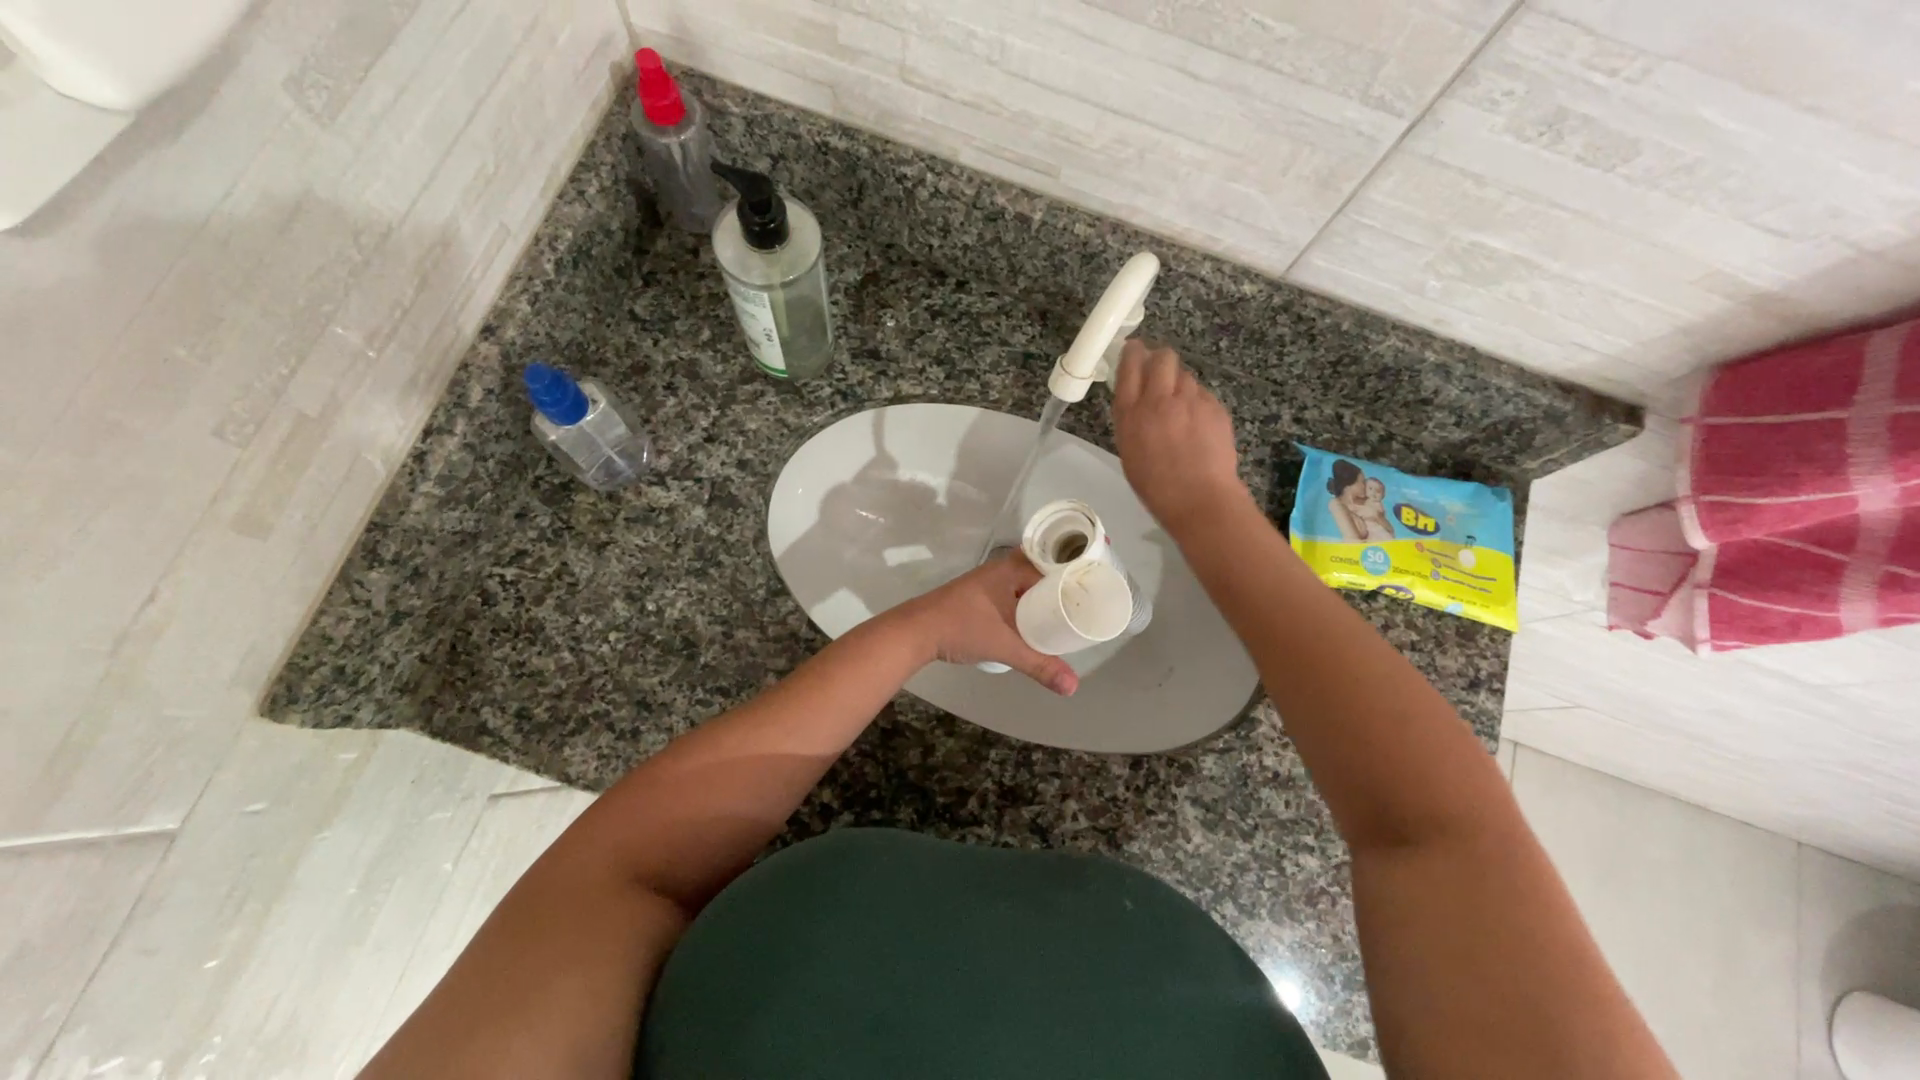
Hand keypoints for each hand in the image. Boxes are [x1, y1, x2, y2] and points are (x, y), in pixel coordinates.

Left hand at [894, 554, 1078, 695]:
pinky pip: (1014, 593)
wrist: (914, 632)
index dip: (1077, 561)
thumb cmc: (960, 628)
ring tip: (1072, 608)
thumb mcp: (1005, 646)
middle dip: (1064, 580)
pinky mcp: (979, 598)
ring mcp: (987, 583)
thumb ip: (1039, 665)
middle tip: (1092, 593)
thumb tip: (1072, 686)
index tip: (1101, 568)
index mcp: (1010, 569)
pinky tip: (1037, 619)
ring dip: (1045, 592)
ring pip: (1026, 583)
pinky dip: (1028, 602)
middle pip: (1041, 569)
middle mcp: (1000, 569)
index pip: (1052, 557)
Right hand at [1111, 340, 1247, 534]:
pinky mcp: (1215, 408)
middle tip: (1160, 373)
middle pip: (1163, 357)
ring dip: (1180, 384)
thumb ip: (1131, 418)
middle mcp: (1160, 399)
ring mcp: (1191, 401)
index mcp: (1132, 413)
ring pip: (1185, 375)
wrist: (1200, 499)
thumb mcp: (1129, 450)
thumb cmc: (1157, 485)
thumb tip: (1137, 398)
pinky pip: (1203, 394)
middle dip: (1160, 359)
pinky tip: (1198, 425)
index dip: (1132, 352)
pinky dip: (1198, 403)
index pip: (1130, 364)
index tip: (1134, 349)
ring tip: (1181, 408)